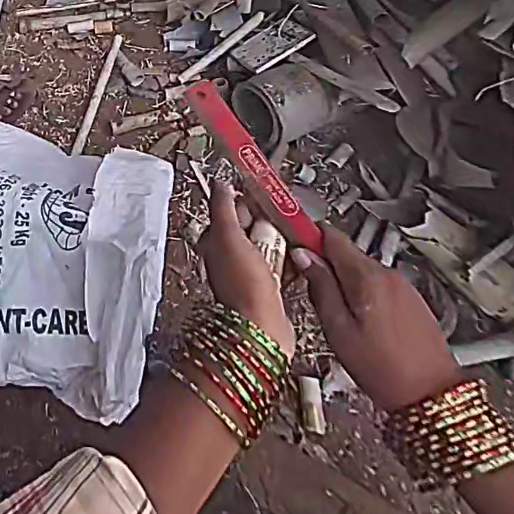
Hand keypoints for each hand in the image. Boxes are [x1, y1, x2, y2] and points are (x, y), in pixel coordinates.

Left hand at [198, 181, 293, 357]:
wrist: (263, 330)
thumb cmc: (244, 287)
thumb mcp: (229, 237)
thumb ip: (223, 208)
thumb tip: (220, 183)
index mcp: (215, 243)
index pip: (232, 210)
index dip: (250, 203)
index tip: (266, 200)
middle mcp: (230, 258)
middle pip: (253, 226)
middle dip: (269, 223)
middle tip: (279, 224)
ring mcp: (251, 273)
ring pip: (269, 245)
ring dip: (282, 241)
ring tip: (292, 240)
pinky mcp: (270, 288)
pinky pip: (282, 265)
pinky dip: (291, 260)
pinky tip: (299, 259)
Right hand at [292, 223, 463, 410]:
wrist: (432, 395)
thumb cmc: (385, 370)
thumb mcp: (338, 330)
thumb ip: (320, 287)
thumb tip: (304, 257)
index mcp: (366, 276)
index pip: (330, 235)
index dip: (308, 234)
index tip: (295, 241)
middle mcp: (386, 273)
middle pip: (345, 253)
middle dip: (325, 266)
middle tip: (313, 293)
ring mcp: (402, 285)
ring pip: (361, 270)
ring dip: (345, 283)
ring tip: (340, 318)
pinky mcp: (411, 298)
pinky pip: (378, 285)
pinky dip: (364, 295)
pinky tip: (363, 324)